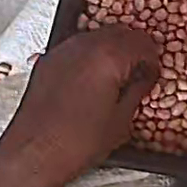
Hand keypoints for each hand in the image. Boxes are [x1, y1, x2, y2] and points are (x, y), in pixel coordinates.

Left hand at [0, 25, 159, 186]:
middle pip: (120, 32)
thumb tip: (143, 79)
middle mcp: (84, 46)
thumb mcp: (121, 120)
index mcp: (108, 57)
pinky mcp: (48, 61)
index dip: (153, 59)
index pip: (142, 43)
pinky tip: (95, 79)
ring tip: (118, 77)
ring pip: (98, 35)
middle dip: (135, 49)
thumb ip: (137, 90)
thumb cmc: (74, 142)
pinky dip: (91, 55)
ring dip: (113, 50)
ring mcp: (63, 51)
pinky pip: (78, 47)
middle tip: (141, 72)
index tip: (153, 74)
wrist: (33, 154)